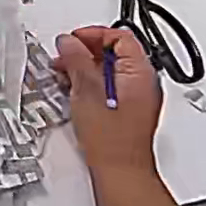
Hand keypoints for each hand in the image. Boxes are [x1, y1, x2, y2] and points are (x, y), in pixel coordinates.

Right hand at [54, 26, 161, 181]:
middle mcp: (142, 82)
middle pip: (114, 51)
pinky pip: (107, 85)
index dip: (92, 34)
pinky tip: (73, 90)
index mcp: (139, 73)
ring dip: (84, 66)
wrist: (120, 171)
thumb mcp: (87, 91)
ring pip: (108, 68)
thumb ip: (77, 61)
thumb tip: (68, 42)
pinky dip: (89, 82)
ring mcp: (135, 96)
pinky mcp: (126, 109)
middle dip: (85, 50)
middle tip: (64, 56)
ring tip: (63, 74)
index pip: (119, 37)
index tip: (72, 40)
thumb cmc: (111, 139)